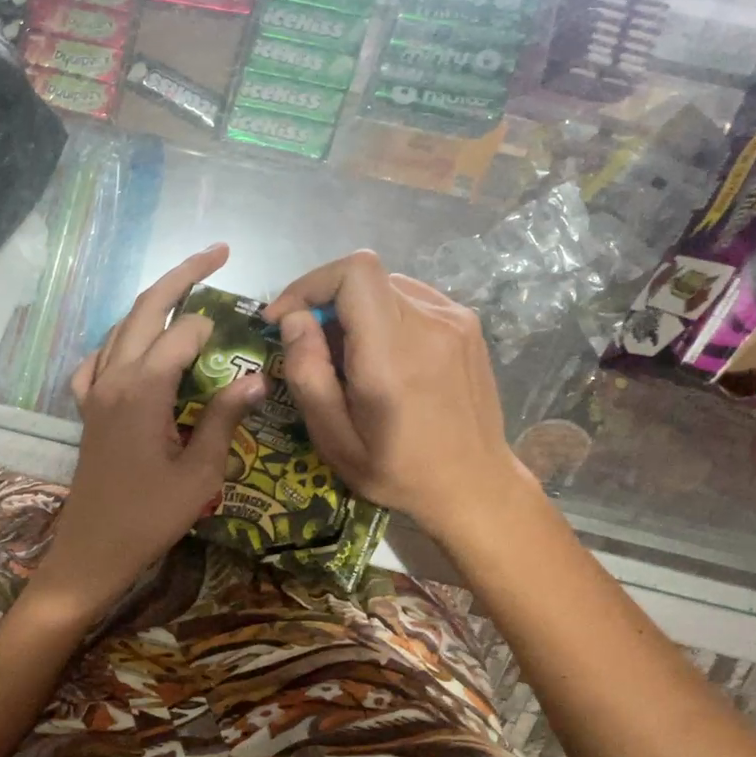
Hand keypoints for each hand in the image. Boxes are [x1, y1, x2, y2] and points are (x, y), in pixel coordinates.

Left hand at [28, 244, 266, 620]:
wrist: (93, 548)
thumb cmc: (150, 517)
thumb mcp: (200, 473)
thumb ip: (224, 418)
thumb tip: (254, 376)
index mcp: (143, 389)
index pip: (184, 333)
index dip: (217, 325)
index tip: (247, 327)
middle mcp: (113, 379)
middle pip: (145, 309)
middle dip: (181, 275)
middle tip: (219, 251)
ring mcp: (94, 392)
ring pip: (120, 329)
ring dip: (151, 304)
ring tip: (185, 290)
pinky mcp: (86, 410)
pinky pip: (96, 361)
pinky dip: (117, 343)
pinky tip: (132, 349)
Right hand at [263, 250, 531, 539]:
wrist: (473, 484)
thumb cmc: (395, 471)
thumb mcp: (334, 439)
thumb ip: (308, 375)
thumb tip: (293, 320)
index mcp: (393, 355)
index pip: (353, 272)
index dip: (308, 285)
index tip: (283, 320)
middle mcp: (431, 324)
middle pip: (364, 276)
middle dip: (323, 302)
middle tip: (306, 348)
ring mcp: (455, 320)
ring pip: (385, 285)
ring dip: (351, 310)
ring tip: (342, 357)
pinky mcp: (466, 324)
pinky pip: (409, 299)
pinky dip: (379, 316)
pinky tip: (377, 357)